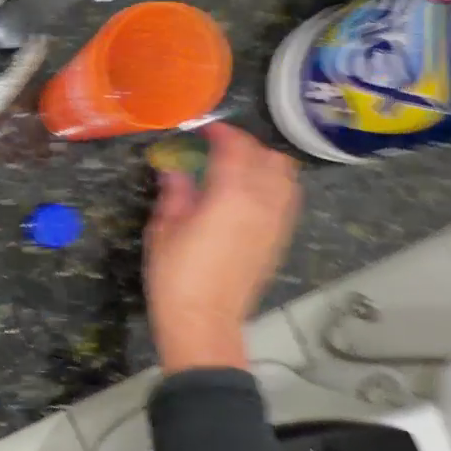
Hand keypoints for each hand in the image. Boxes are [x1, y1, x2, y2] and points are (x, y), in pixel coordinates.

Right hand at [143, 123, 300, 372]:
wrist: (204, 320)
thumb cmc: (175, 277)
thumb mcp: (163, 231)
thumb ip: (175, 194)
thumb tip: (175, 170)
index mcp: (229, 196)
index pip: (235, 149)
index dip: (221, 133)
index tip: (205, 130)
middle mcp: (262, 203)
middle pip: (268, 157)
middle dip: (246, 146)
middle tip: (219, 149)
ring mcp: (277, 221)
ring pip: (285, 176)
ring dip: (265, 164)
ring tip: (239, 169)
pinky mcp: (279, 238)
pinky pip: (287, 198)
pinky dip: (273, 185)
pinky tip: (250, 195)